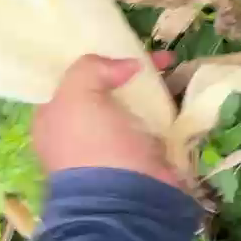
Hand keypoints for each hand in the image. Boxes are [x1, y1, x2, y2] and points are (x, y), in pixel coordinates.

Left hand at [33, 52, 183, 187]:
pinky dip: (171, 102)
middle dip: (134, 68)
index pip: (73, 79)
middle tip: (161, 58)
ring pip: (137, 100)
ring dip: (156, 83)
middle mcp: (84, 129)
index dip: (96, 59)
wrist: (126, 196)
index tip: (121, 44)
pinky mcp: (148, 148)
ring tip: (177, 69)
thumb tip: (126, 65)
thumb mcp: (75, 98)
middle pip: (110, 87)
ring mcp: (117, 140)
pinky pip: (159, 116)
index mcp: (56, 117)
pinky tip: (184, 91)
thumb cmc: (92, 146)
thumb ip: (90, 69)